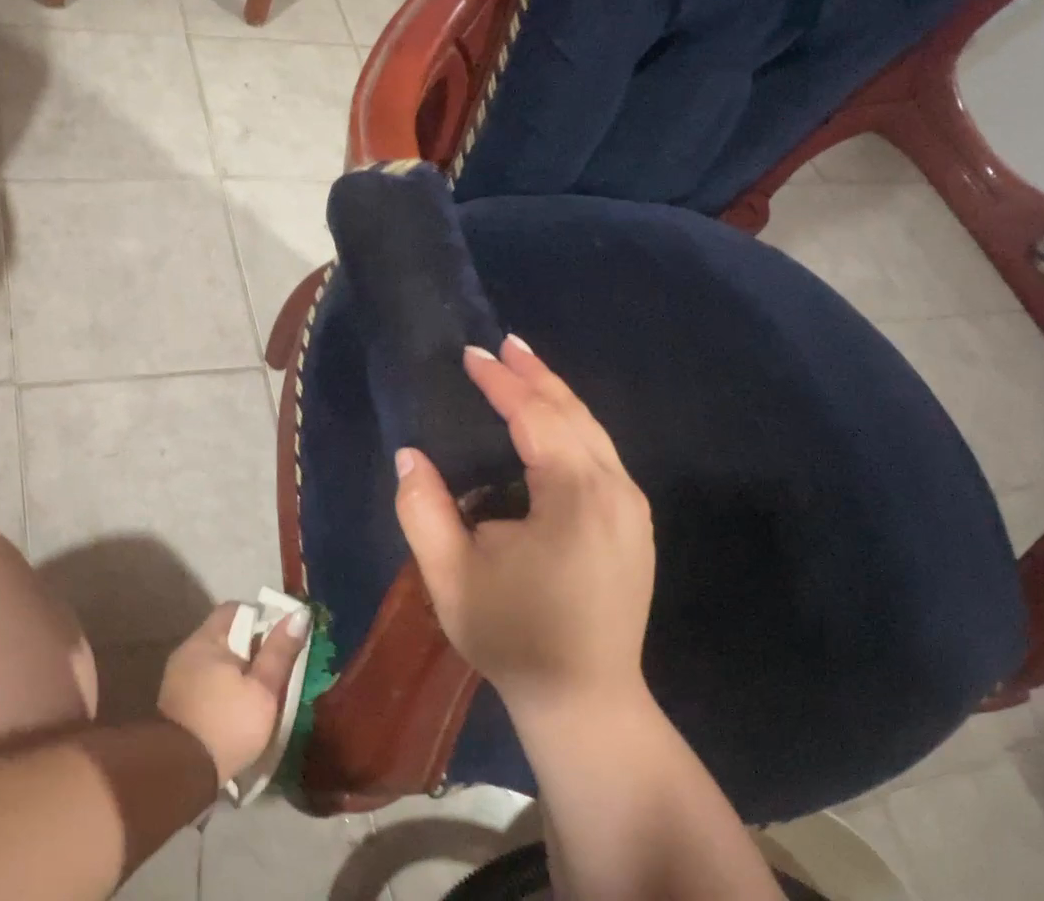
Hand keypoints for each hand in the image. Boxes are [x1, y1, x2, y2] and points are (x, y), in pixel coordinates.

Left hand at [158, 603, 309, 784]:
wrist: (181, 772)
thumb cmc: (228, 724)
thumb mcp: (263, 689)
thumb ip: (280, 652)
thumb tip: (299, 613)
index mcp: (206, 640)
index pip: (235, 609)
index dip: (261, 617)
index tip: (282, 638)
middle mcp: (187, 651)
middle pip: (225, 635)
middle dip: (252, 647)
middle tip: (276, 668)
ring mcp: (177, 677)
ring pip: (215, 661)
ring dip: (237, 671)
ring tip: (261, 692)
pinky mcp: (175, 702)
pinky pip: (205, 682)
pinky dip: (223, 688)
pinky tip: (237, 708)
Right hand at [395, 335, 655, 712]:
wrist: (584, 699)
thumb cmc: (513, 636)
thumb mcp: (450, 576)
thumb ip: (423, 509)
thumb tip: (410, 456)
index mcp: (574, 497)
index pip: (536, 418)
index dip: (502, 383)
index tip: (470, 354)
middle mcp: (615, 491)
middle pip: (574, 415)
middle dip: (536, 375)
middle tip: (502, 344)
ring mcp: (631, 510)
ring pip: (594, 433)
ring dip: (556, 398)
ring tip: (522, 369)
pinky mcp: (633, 527)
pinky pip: (601, 456)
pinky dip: (571, 428)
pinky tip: (549, 425)